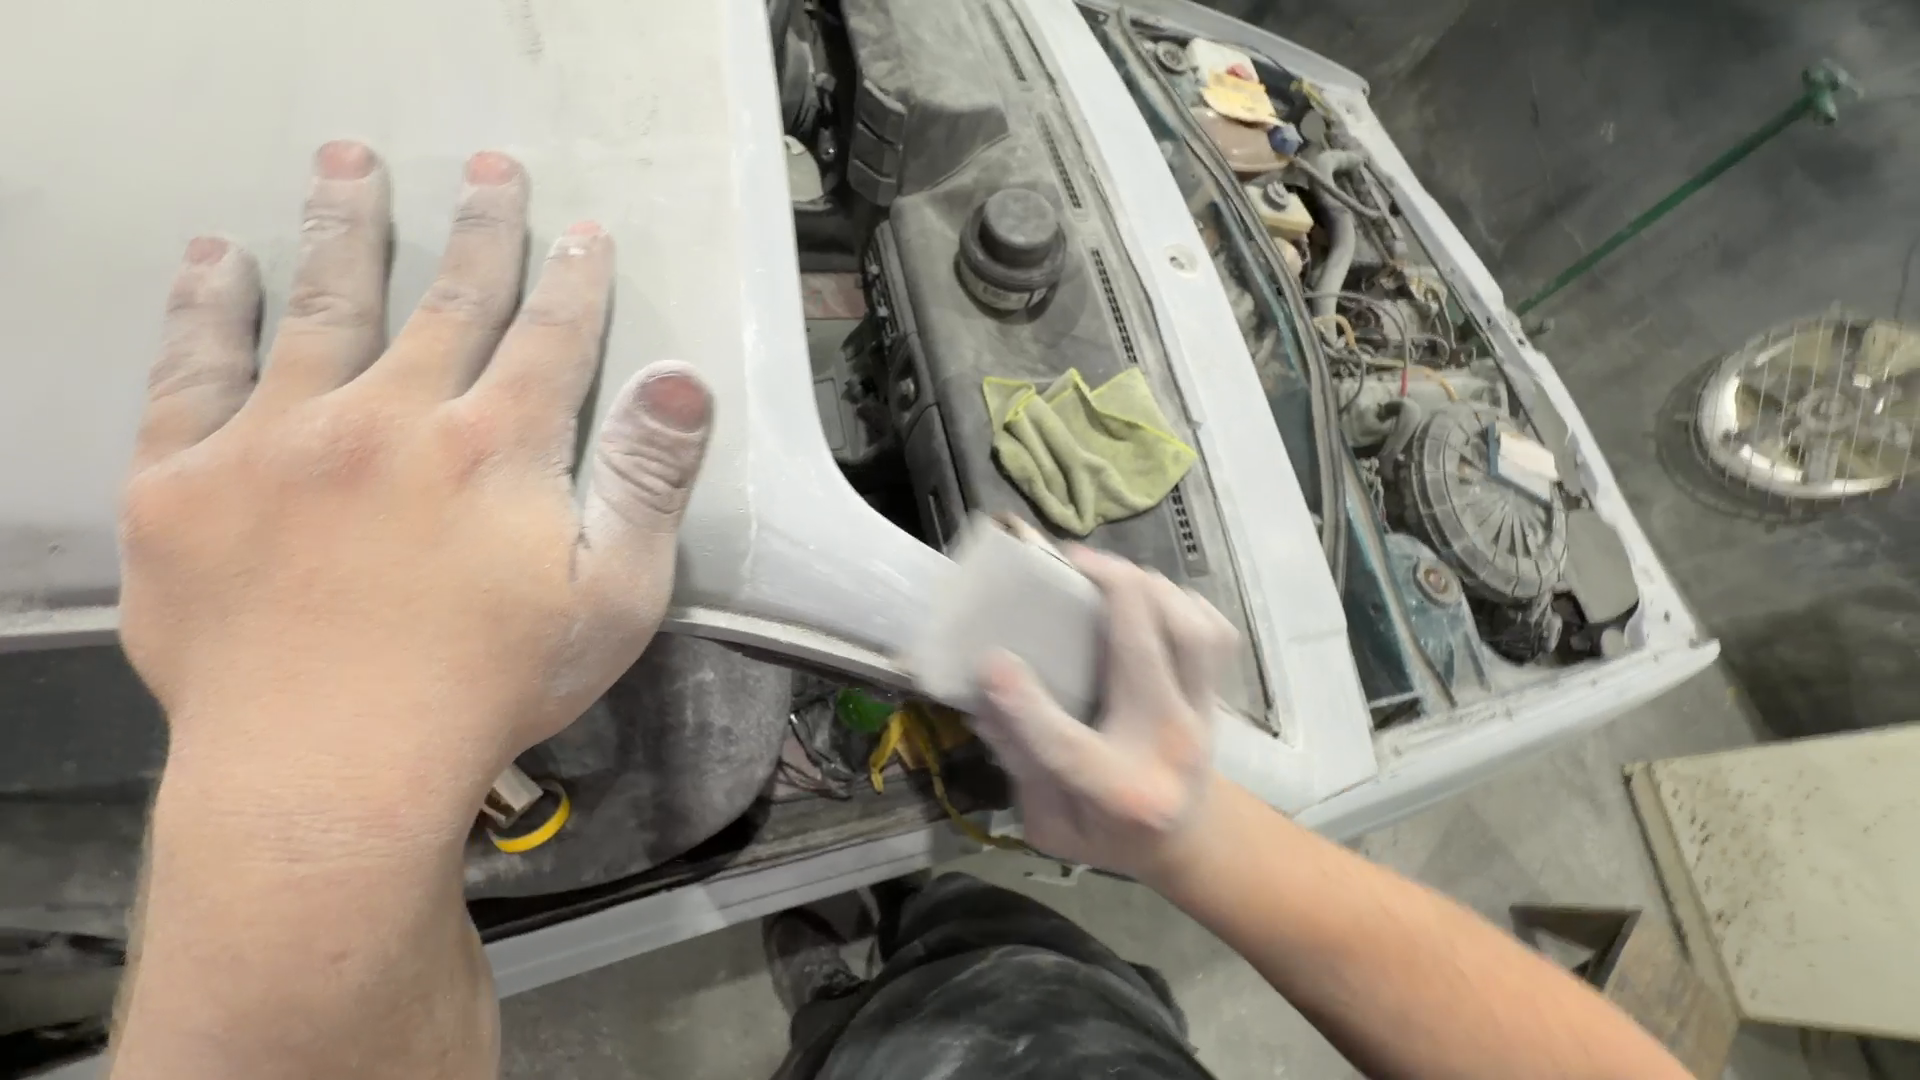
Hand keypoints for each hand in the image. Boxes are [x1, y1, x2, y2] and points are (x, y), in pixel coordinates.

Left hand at [119, 141, 711, 842]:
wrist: (331, 770)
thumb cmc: (500, 683)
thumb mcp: (618, 594)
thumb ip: (650, 479)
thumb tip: (682, 380)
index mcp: (500, 447)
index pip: (551, 336)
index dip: (575, 279)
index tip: (582, 230)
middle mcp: (393, 417)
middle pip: (446, 301)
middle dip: (476, 231)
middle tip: (488, 166)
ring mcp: (280, 439)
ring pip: (321, 309)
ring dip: (344, 231)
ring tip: (349, 166)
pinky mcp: (187, 480)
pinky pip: (192, 371)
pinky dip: (207, 309)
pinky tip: (219, 261)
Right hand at [971, 548, 1235, 882]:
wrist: (1188, 841)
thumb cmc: (1108, 835)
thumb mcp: (1049, 824)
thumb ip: (1020, 766)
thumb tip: (983, 703)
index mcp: (1119, 794)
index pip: (1064, 746)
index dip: (1023, 703)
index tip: (990, 660)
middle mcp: (1167, 747)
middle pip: (1143, 658)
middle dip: (1111, 594)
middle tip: (1070, 562)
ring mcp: (1199, 715)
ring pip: (1191, 633)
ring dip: (1149, 590)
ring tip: (1108, 570)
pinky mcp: (1212, 693)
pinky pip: (1214, 633)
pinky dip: (1183, 603)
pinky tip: (1148, 595)